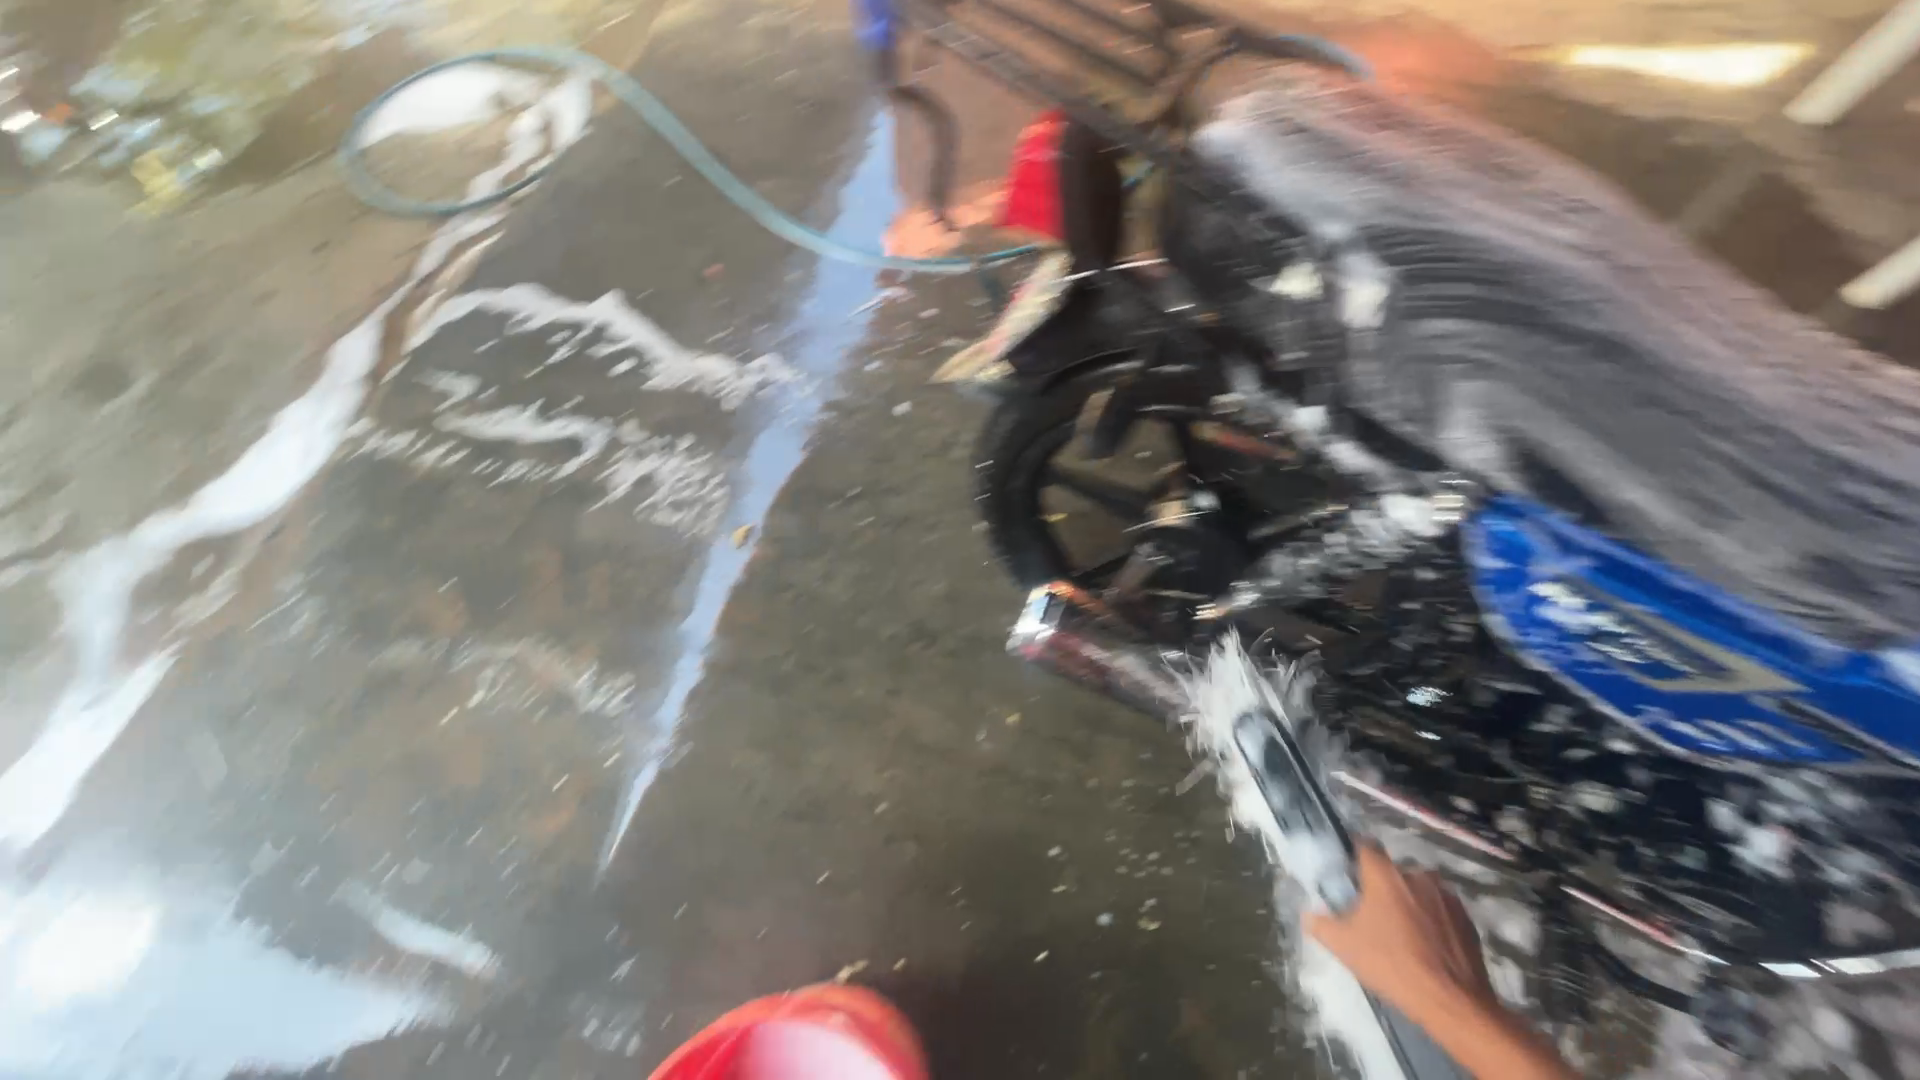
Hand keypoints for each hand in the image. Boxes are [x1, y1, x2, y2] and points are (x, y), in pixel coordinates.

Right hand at [1303, 845, 1496, 1026]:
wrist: (1451, 1002)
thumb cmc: (1391, 965)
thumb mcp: (1343, 946)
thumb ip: (1319, 924)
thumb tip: (1308, 915)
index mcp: (1384, 875)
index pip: (1365, 845)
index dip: (1355, 855)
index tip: (1349, 874)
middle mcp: (1417, 875)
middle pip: (1394, 871)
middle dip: (1384, 886)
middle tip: (1375, 913)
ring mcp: (1447, 896)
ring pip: (1420, 889)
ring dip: (1411, 901)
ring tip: (1404, 932)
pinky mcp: (1468, 919)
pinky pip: (1442, 909)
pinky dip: (1434, 920)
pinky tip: (1428, 946)